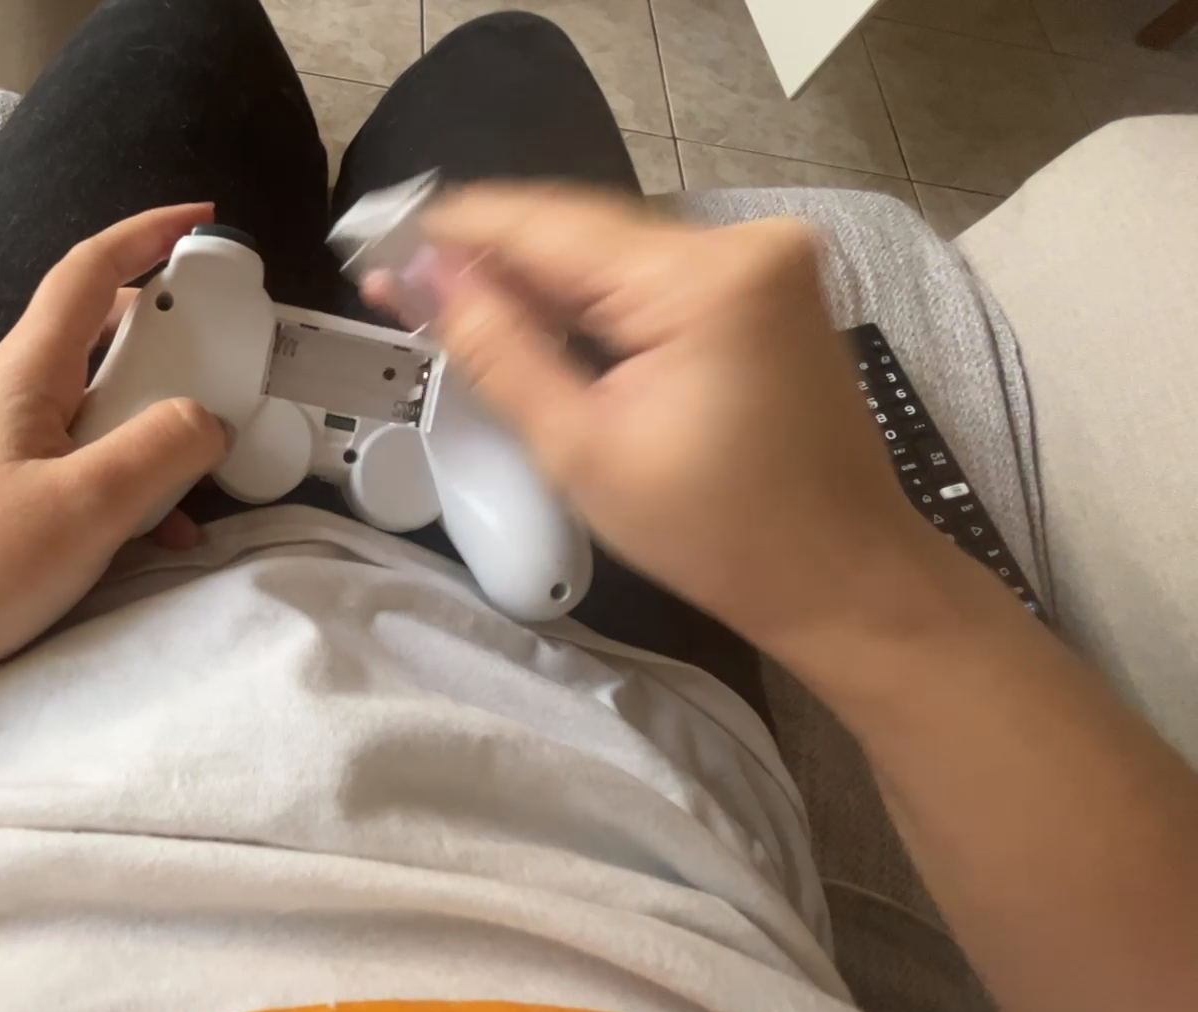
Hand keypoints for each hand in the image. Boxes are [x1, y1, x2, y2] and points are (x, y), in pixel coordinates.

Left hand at [0, 204, 230, 681]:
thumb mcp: (87, 505)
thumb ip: (161, 449)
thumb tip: (210, 421)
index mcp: (29, 373)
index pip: (90, 271)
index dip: (146, 233)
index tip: (203, 221)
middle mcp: (23, 394)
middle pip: (109, 337)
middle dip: (173, 342)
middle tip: (227, 364)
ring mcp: (23, 443)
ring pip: (111, 406)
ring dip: (162, 425)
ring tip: (208, 460)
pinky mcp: (27, 487)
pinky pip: (99, 462)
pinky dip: (140, 481)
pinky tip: (171, 530)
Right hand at [416, 184, 948, 647]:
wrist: (834, 572)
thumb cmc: (707, 530)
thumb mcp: (577, 448)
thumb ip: (499, 353)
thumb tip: (432, 284)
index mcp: (702, 280)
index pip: (549, 225)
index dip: (461, 230)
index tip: (390, 240)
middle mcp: (740, 244)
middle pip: (577, 235)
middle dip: (487, 263)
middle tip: (404, 288)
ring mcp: (757, 263)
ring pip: (605, 258)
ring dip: (526, 285)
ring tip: (448, 307)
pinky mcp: (756, 292)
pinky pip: (639, 283)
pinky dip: (577, 304)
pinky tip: (522, 322)